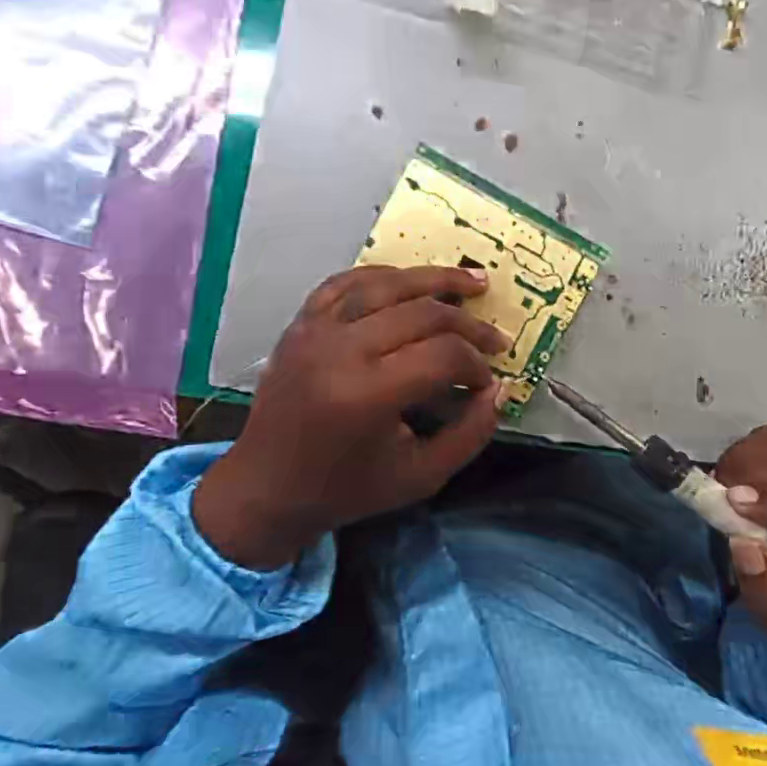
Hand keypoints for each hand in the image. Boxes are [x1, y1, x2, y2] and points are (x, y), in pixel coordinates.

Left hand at [194, 265, 509, 569]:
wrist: (268, 486)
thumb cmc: (345, 489)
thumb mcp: (419, 477)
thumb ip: (469, 434)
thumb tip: (499, 389)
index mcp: (366, 394)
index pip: (442, 355)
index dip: (476, 364)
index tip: (488, 382)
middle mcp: (339, 350)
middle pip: (421, 312)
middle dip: (467, 324)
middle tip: (495, 339)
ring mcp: (313, 331)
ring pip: (384, 283)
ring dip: (432, 279)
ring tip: (471, 281)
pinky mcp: (299, 325)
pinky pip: (344, 283)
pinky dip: (382, 276)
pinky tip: (409, 280)